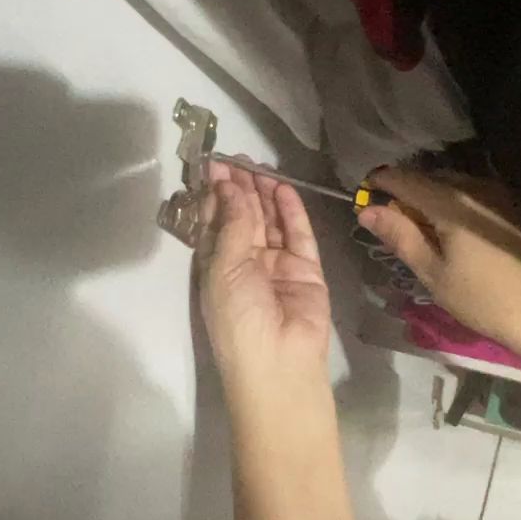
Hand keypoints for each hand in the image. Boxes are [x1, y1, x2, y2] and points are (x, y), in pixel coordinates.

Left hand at [198, 158, 331, 384]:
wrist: (279, 361)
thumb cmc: (239, 318)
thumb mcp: (223, 269)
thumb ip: (231, 226)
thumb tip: (230, 187)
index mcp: (218, 267)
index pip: (215, 223)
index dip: (215, 195)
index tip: (214, 165)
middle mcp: (246, 263)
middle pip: (243, 218)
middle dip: (239, 189)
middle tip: (238, 158)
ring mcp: (278, 266)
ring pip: (270, 222)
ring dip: (263, 194)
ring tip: (259, 166)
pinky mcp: (306, 269)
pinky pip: (298, 234)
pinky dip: (291, 212)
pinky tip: (283, 188)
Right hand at [358, 169, 520, 365]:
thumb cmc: (485, 300)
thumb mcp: (434, 273)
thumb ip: (401, 236)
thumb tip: (368, 210)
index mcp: (451, 202)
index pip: (406, 179)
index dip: (381, 182)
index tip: (365, 191)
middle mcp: (479, 188)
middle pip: (434, 178)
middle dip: (409, 190)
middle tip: (394, 216)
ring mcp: (505, 197)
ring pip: (460, 185)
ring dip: (437, 197)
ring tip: (425, 225)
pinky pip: (481, 197)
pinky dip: (462, 206)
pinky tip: (461, 233)